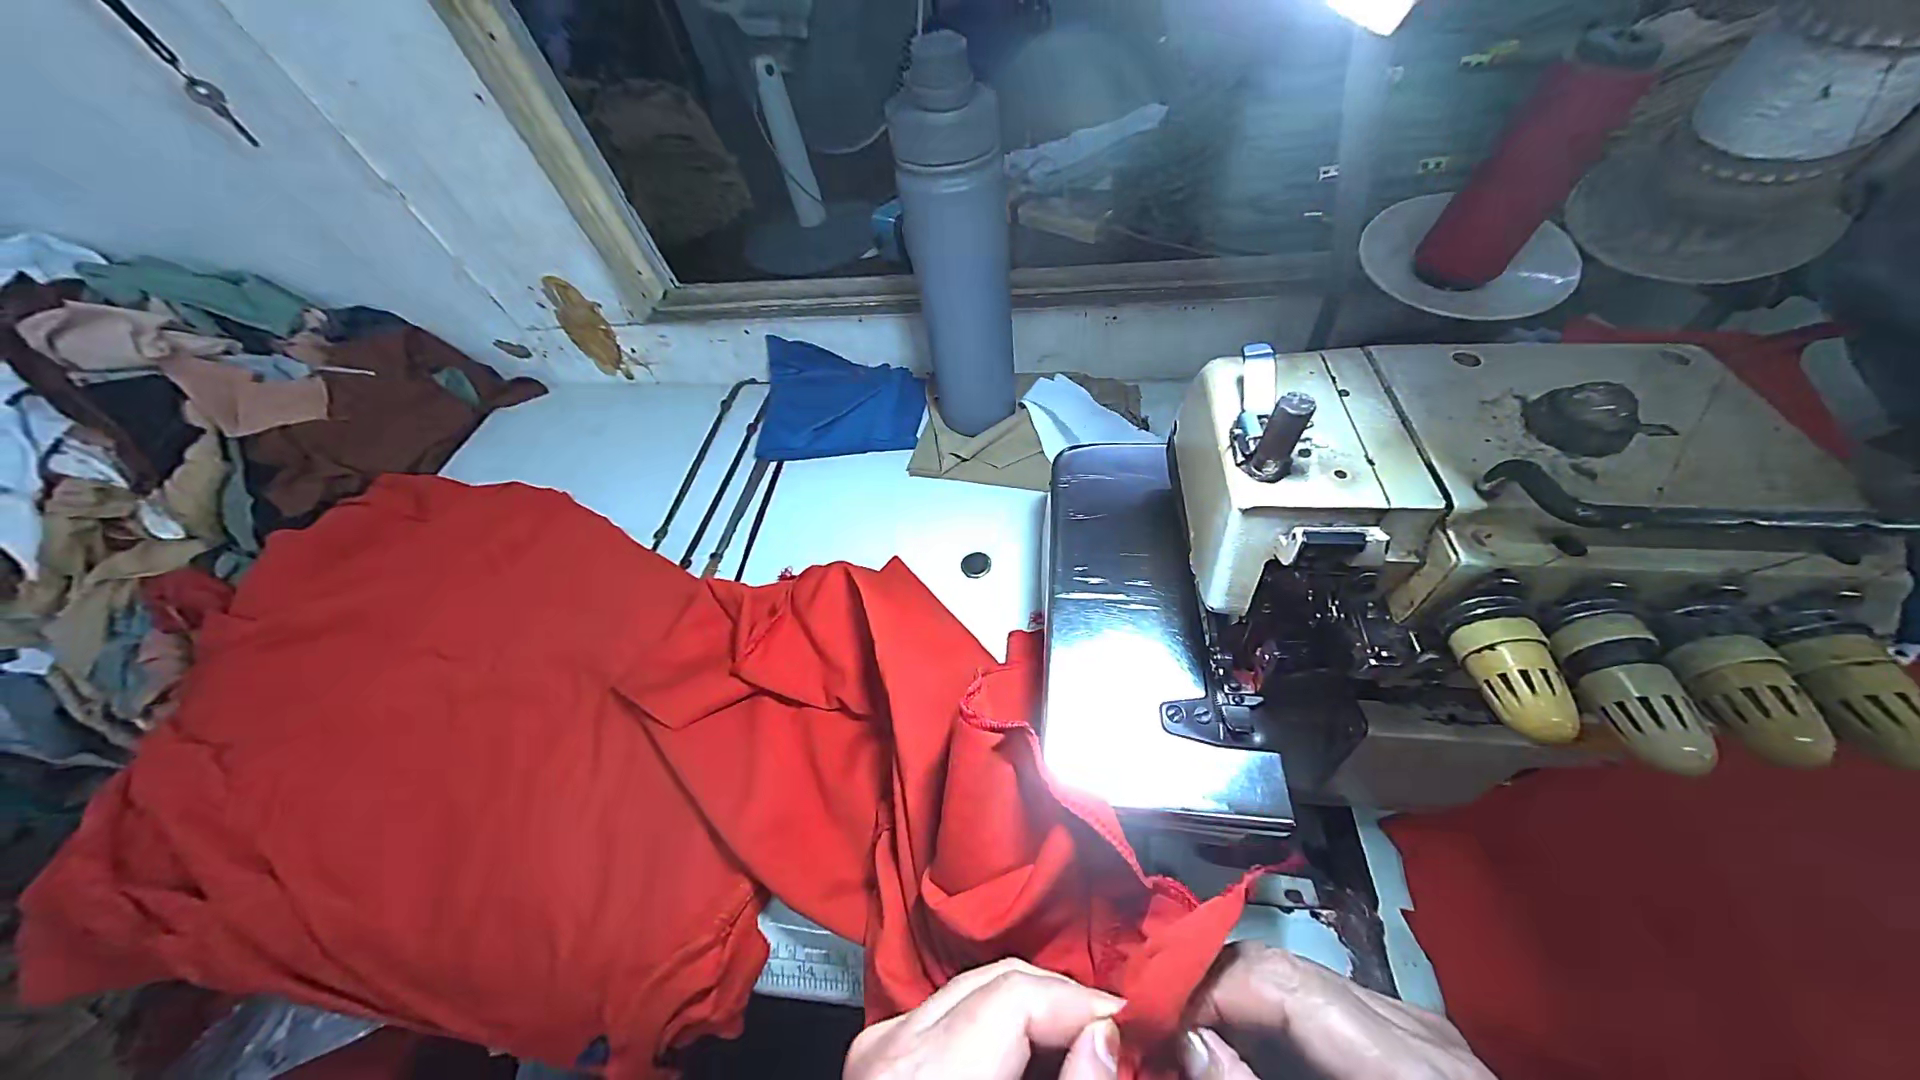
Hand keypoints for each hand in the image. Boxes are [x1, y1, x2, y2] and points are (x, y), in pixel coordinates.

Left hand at [844, 958, 1125, 1079]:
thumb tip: (1102, 1038)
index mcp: (928, 1075)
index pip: (1016, 994)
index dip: (1077, 1002)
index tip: (1118, 1022)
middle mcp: (894, 1046)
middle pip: (996, 981)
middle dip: (1056, 1000)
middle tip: (1104, 1031)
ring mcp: (880, 1047)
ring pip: (974, 989)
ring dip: (1027, 1010)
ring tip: (1070, 1041)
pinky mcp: (877, 1055)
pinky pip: (948, 1012)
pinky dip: (993, 1024)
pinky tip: (1023, 1054)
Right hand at [1181, 943, 1494, 1079]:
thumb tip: (1187, 1039)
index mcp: (1408, 1061)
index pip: (1281, 979)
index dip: (1206, 985)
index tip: (1156, 1015)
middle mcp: (1412, 1023)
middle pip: (1281, 965)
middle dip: (1210, 982)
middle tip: (1162, 1020)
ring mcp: (1416, 1024)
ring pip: (1294, 973)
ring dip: (1234, 993)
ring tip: (1193, 1027)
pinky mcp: (1413, 1035)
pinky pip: (1320, 998)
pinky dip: (1269, 1011)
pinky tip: (1246, 1038)